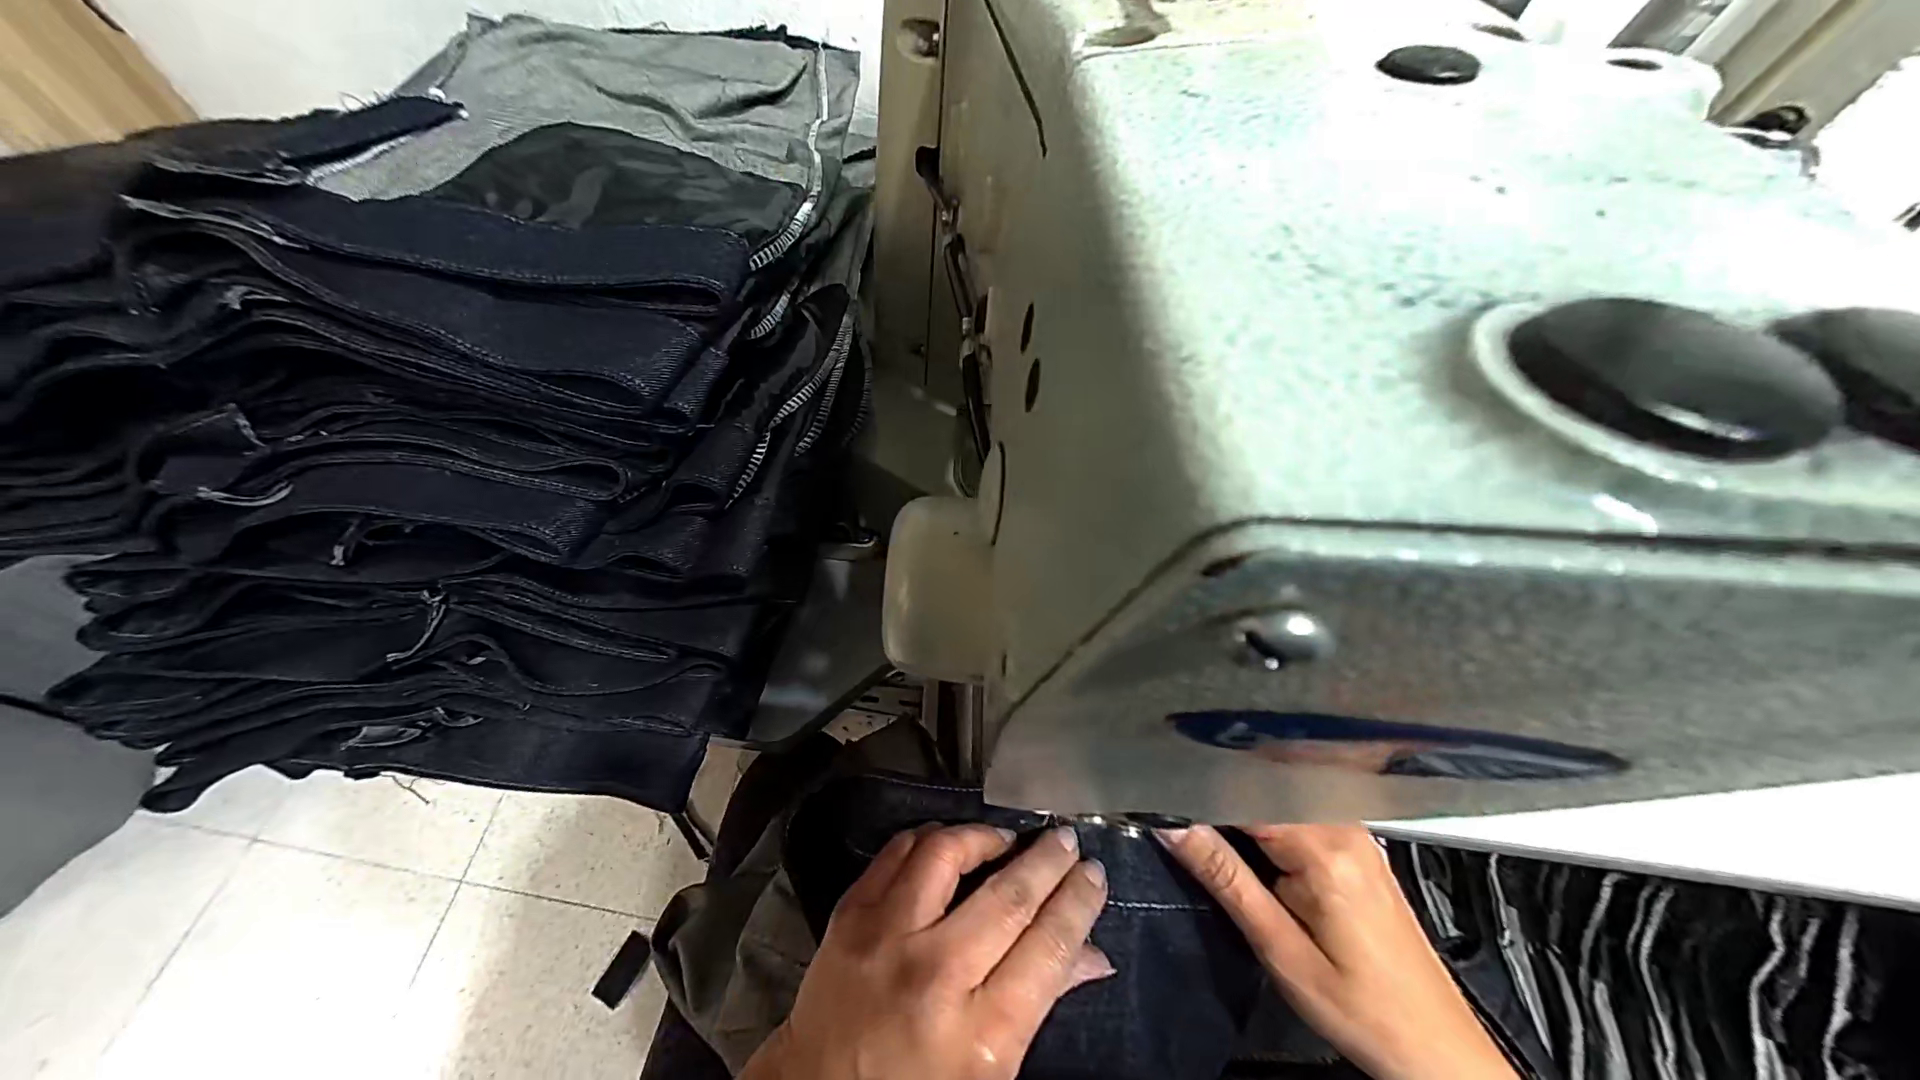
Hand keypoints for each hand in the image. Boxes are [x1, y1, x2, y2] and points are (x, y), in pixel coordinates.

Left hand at [741, 823, 1113, 1079]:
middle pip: (1008, 897)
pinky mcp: (849, 914)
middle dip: (1048, 861)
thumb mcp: (991, 1068)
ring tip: (1008, 838)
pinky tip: (950, 841)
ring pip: (947, 856)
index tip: (1093, 874)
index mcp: (980, 1033)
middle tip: (1067, 838)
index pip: (1047, 946)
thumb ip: (1043, 1003)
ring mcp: (886, 938)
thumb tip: (1096, 954)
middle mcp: (934, 974)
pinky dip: (930, 837)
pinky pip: (898, 852)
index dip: (1078, 902)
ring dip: (986, 836)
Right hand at [1156, 824, 1517, 1079]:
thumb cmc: (1365, 1010)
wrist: (1435, 1047)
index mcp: (1324, 849)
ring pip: (1276, 790)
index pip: (1240, 791)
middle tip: (1176, 812)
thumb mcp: (1279, 947)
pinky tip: (1246, 837)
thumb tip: (1174, 827)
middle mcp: (1344, 827)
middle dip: (1213, 791)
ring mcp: (1355, 833)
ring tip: (1207, 825)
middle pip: (1258, 782)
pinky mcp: (1356, 844)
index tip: (1162, 803)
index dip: (1195, 793)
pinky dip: (1262, 814)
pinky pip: (1296, 807)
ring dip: (1237, 801)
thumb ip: (1223, 876)